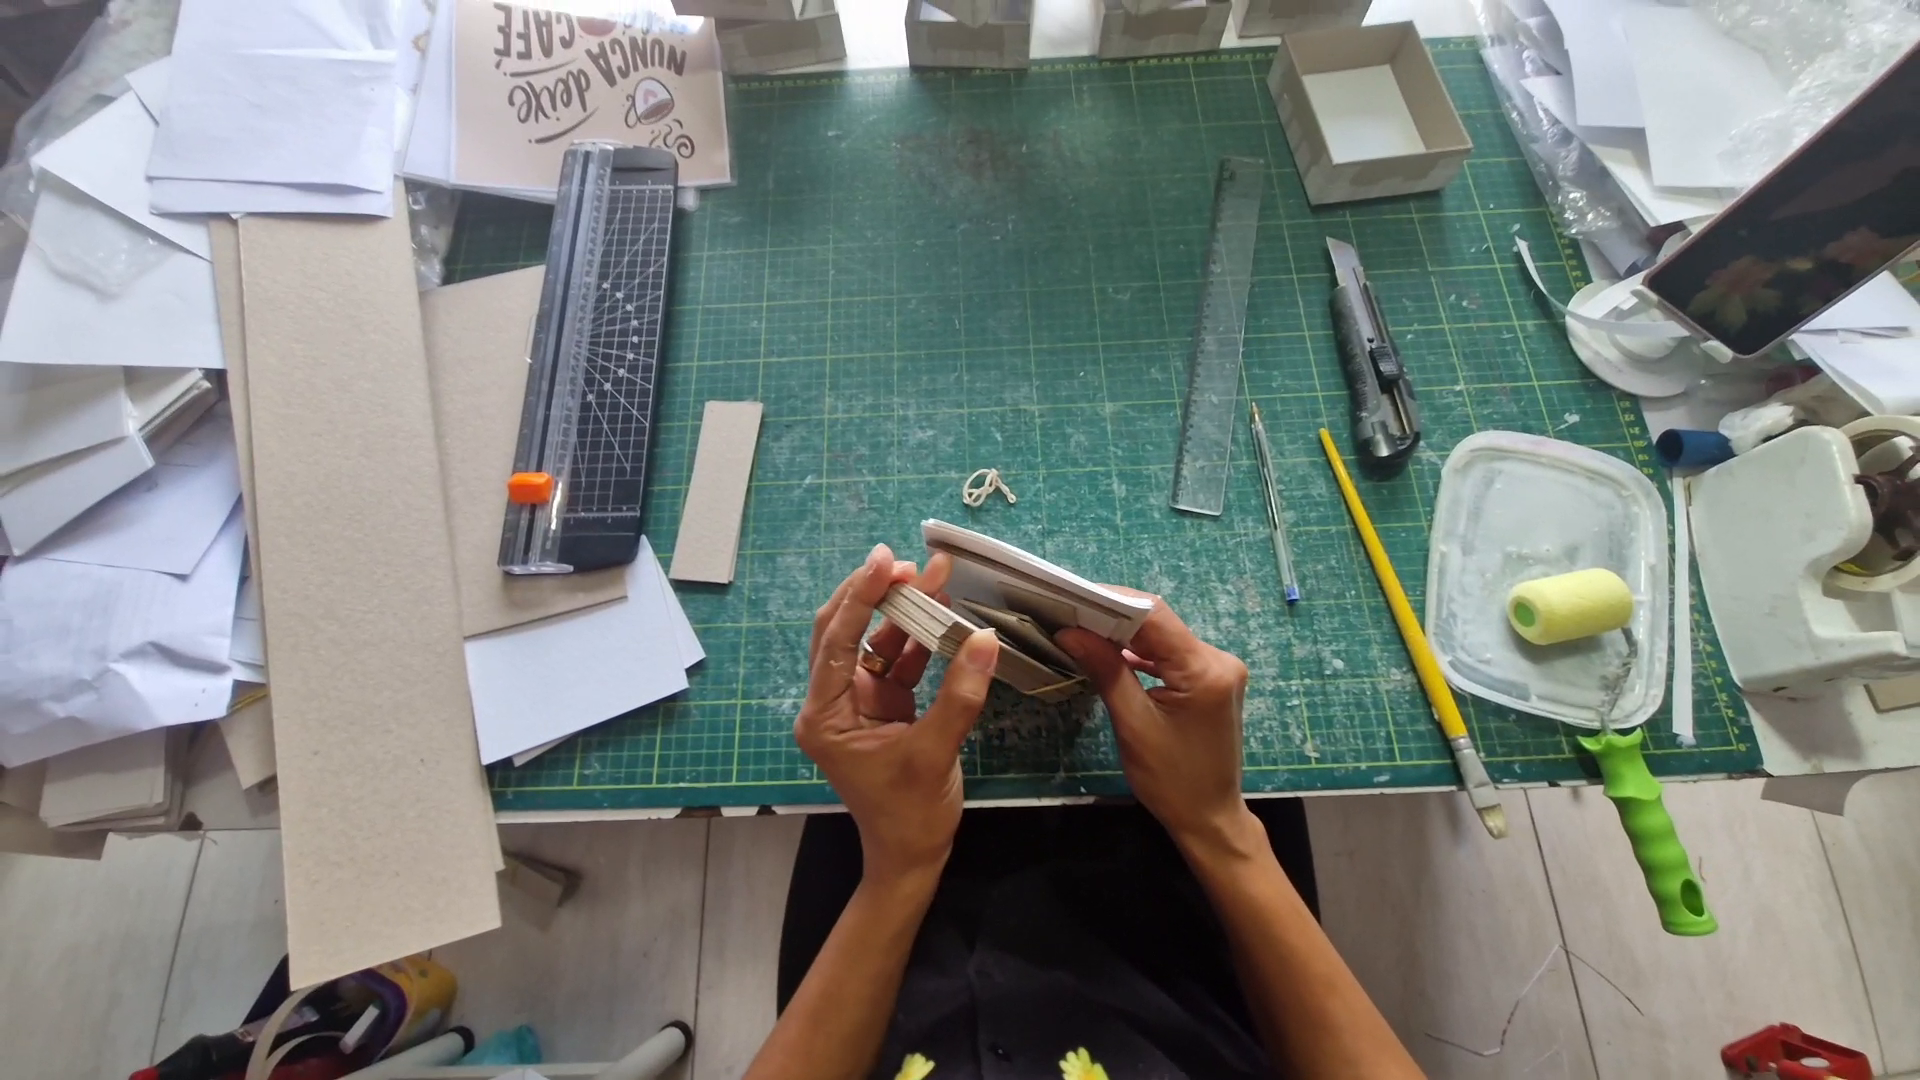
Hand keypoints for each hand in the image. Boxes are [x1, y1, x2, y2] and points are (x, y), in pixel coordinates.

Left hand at [795, 544, 1000, 883]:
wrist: (912, 858)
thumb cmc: (910, 816)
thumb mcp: (935, 755)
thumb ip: (960, 695)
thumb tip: (985, 639)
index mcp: (825, 715)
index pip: (836, 640)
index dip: (861, 596)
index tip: (885, 561)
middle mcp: (834, 700)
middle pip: (847, 630)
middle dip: (879, 594)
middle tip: (913, 564)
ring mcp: (860, 700)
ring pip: (877, 640)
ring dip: (906, 611)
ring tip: (938, 577)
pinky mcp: (884, 704)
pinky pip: (900, 660)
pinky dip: (921, 638)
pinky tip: (944, 615)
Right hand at [1057, 596, 1251, 852]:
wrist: (1210, 819)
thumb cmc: (1171, 780)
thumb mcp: (1133, 724)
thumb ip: (1105, 670)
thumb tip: (1070, 632)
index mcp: (1204, 670)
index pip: (1154, 615)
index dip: (1112, 600)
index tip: (1073, 598)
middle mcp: (1218, 660)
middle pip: (1158, 622)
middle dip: (1112, 616)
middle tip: (1070, 613)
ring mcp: (1218, 668)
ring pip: (1163, 636)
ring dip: (1125, 634)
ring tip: (1082, 629)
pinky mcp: (1210, 679)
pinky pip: (1170, 654)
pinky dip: (1141, 652)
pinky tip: (1111, 653)